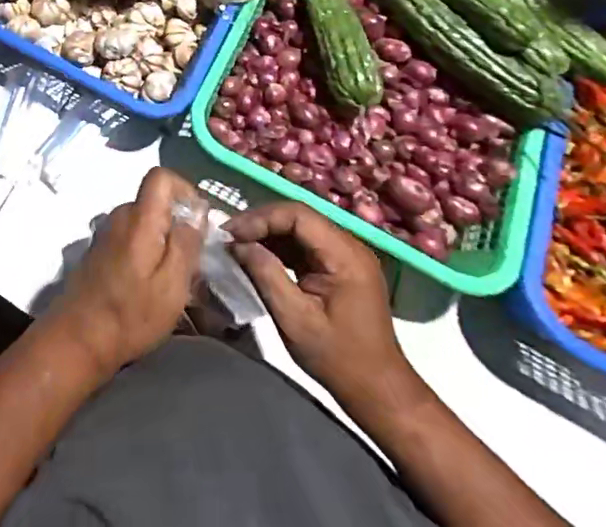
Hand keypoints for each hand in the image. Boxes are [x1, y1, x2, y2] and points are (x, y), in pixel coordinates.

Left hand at [42, 167, 202, 380]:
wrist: (77, 339)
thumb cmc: (130, 315)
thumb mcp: (172, 285)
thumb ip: (186, 244)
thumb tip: (197, 212)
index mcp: (138, 219)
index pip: (161, 176)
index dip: (185, 190)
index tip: (198, 222)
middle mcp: (119, 216)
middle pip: (155, 202)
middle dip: (178, 224)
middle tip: (192, 262)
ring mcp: (106, 232)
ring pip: (145, 222)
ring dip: (164, 242)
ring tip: (174, 280)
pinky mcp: (100, 250)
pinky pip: (132, 237)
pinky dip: (147, 251)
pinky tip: (151, 285)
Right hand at [226, 202, 427, 420]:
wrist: (377, 390)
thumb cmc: (337, 358)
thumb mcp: (295, 319)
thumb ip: (266, 275)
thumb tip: (237, 244)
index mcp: (345, 256)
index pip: (298, 215)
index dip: (260, 218)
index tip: (231, 233)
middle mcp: (349, 247)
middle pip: (299, 217)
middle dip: (261, 223)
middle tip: (228, 237)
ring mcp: (346, 256)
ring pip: (299, 228)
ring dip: (267, 233)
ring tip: (236, 244)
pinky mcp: (339, 268)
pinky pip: (304, 245)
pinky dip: (279, 247)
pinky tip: (257, 256)